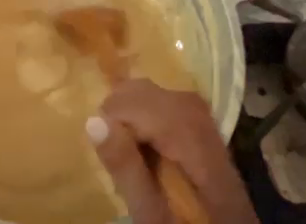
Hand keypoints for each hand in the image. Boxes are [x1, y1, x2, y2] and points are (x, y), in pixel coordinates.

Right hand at [88, 79, 258, 223]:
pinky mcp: (208, 134)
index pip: (154, 107)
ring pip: (165, 93)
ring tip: (119, 141)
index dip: (118, 113)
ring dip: (135, 109)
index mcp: (200, 150)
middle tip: (104, 140)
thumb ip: (127, 171)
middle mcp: (209, 128)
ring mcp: (211, 128)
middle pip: (161, 93)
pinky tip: (141, 141)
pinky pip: (173, 104)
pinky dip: (149, 114)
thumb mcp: (154, 219)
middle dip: (125, 106)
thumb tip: (93, 120)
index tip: (97, 137)